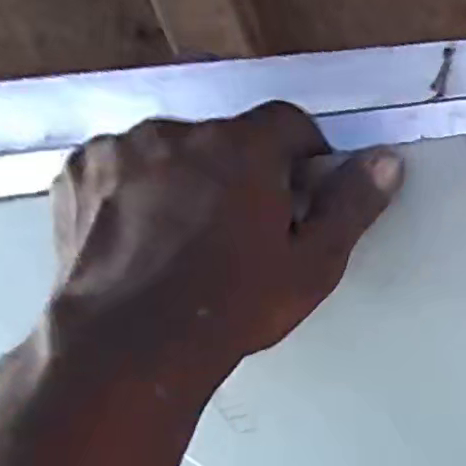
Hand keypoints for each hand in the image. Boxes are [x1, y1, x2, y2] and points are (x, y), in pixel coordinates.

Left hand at [0, 102, 401, 465]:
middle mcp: (178, 133)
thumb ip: (351, 206)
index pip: (289, 121)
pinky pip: (126, 166)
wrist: (133, 343)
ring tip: (193, 239)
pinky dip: (143, 189)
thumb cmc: (234, 307)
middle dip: (247, 172)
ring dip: (193, 178)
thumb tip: (387, 160)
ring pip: (175, 151)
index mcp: (242, 149)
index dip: (306, 154)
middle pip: (230, 138)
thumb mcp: (313, 266)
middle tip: (250, 231)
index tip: (305, 193)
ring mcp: (121, 150)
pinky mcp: (78, 173)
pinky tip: (149, 238)